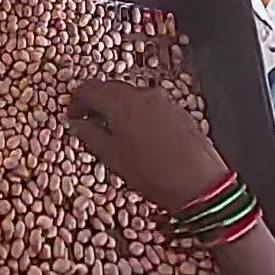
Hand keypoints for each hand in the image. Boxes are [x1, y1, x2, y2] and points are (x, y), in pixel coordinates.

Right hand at [65, 79, 229, 212]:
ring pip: (131, 95)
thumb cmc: (152, 174)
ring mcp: (163, 100)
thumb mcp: (112, 157)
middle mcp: (142, 93)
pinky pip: (149, 104)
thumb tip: (77, 124)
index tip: (72, 116)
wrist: (202, 186)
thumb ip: (90, 135)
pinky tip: (139, 134)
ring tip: (114, 130)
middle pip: (110, 88)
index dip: (76, 101)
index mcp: (121, 102)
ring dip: (117, 107)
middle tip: (89, 122)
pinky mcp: (179, 110)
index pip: (89, 89)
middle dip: (97, 102)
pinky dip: (137, 112)